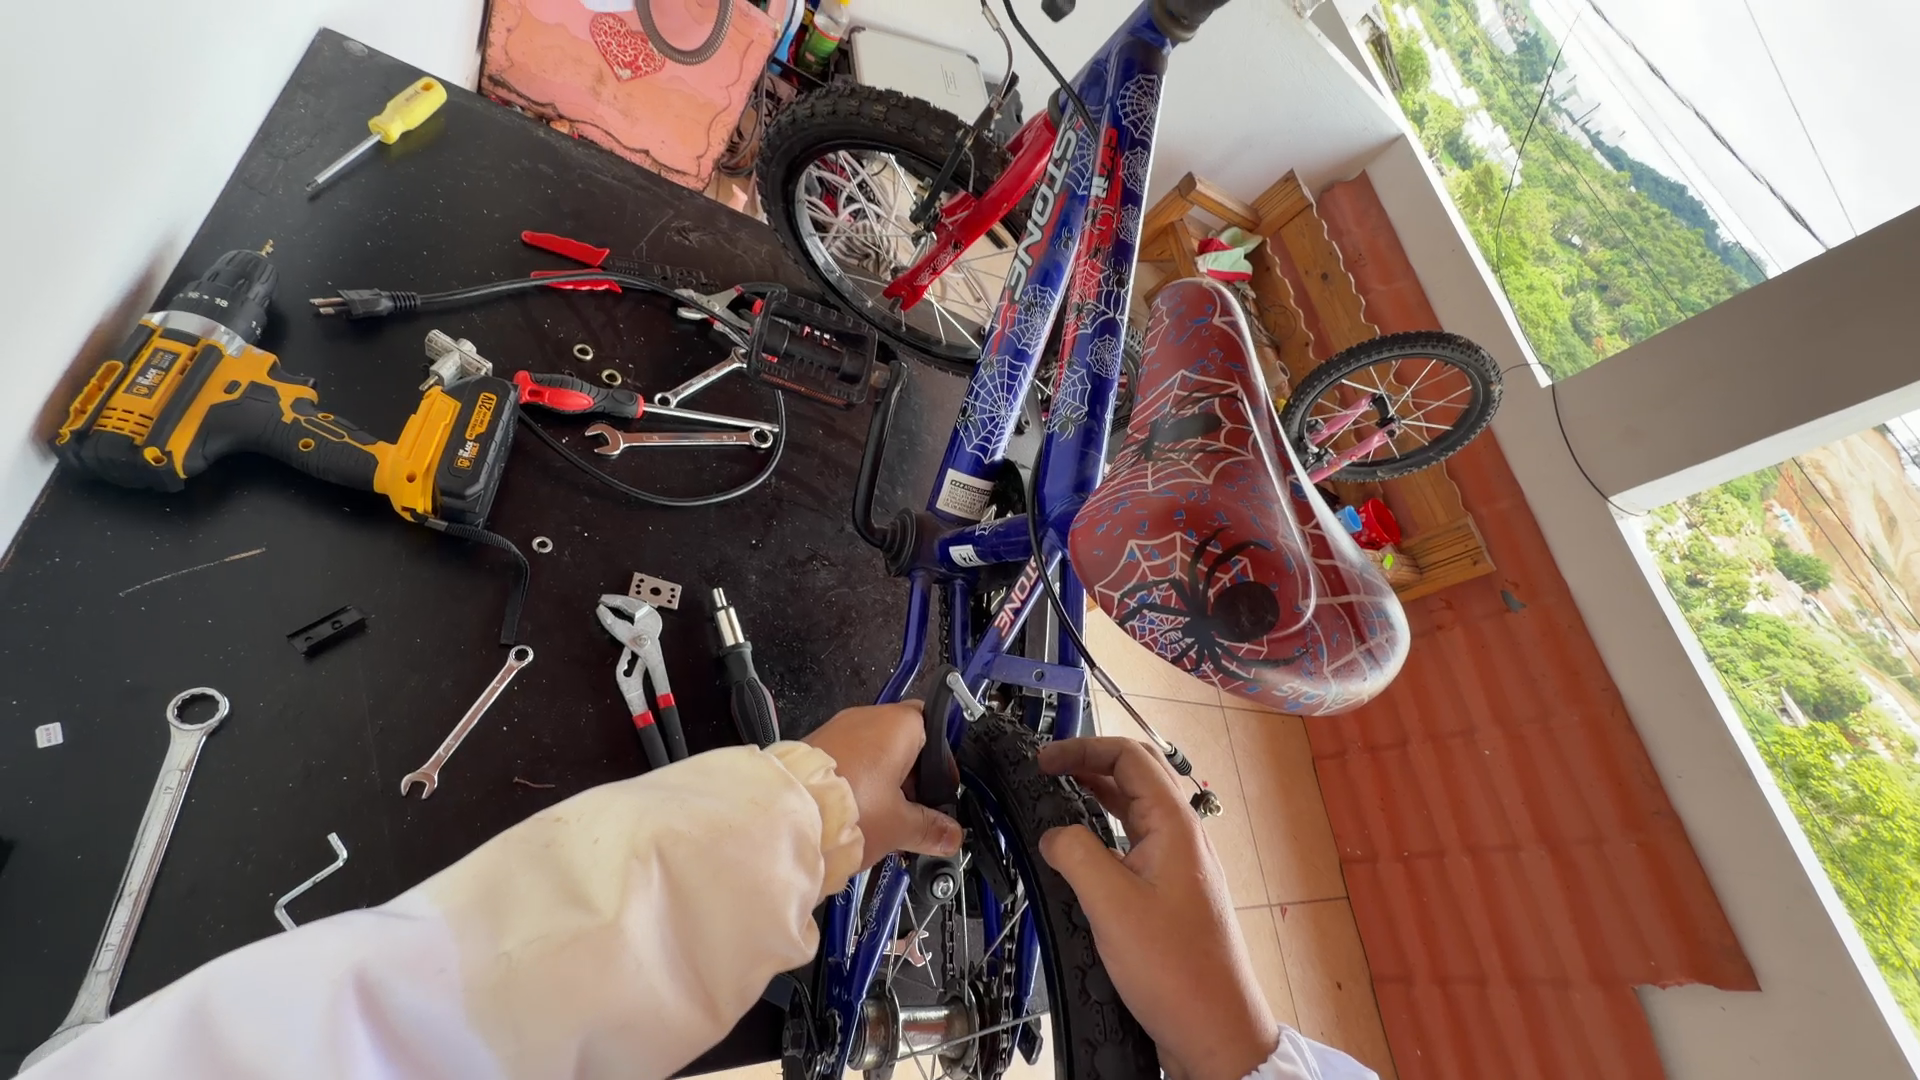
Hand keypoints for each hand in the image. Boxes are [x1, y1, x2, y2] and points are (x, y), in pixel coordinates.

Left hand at [804, 702, 962, 870]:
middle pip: (905, 741)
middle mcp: (870, 716)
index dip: (942, 760)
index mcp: (899, 724)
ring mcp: (839, 728)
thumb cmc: (854, 809)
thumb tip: (952, 835)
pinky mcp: (816, 745)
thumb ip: (930, 828)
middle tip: (915, 814)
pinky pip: (850, 758)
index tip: (941, 792)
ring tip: (884, 821)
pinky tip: (857, 813)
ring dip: (884, 781)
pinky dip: (858, 781)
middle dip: (912, 778)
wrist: (786, 816)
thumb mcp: (900, 825)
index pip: (935, 724)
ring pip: (876, 752)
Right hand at [1039, 737, 1277, 1079]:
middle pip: (1135, 773)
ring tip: (1059, 791)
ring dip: (1097, 790)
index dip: (1082, 749)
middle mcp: (1181, 834)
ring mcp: (1179, 861)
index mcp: (1174, 824)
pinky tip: (1082, 840)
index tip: (1045, 760)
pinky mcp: (1171, 887)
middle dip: (1090, 761)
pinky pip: (1135, 837)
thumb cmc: (1172, 969)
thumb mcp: (1111, 904)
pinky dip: (1104, 825)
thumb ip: (1074, 853)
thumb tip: (1054, 835)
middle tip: (1050, 768)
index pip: (1128, 757)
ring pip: (1135, 806)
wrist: (1217, 1034)